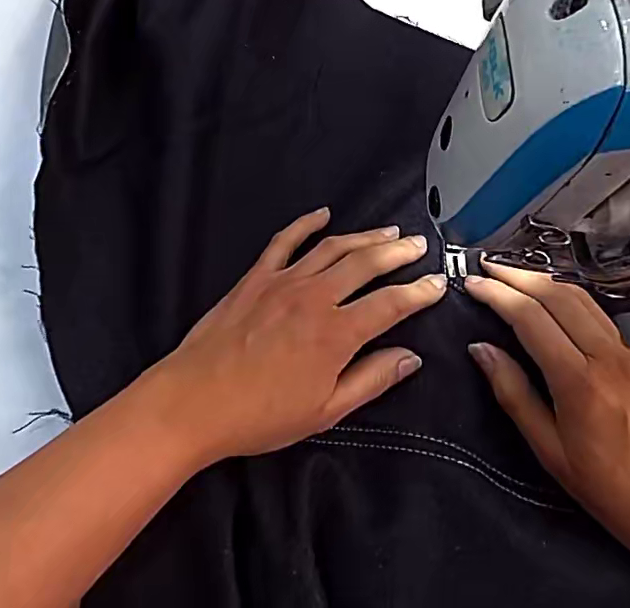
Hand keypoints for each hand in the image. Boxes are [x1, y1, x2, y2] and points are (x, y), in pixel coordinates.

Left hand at [138, 208, 446, 465]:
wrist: (191, 403)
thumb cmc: (259, 415)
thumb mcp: (324, 411)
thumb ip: (371, 379)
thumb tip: (410, 357)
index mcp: (336, 333)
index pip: (391, 303)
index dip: (420, 292)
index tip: (438, 282)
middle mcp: (316, 298)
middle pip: (368, 263)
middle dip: (399, 252)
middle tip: (419, 244)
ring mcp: (285, 281)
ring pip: (335, 247)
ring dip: (366, 236)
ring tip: (388, 231)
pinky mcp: (257, 277)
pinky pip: (285, 241)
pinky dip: (306, 224)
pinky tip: (322, 214)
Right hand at [465, 262, 629, 607]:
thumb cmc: (622, 498)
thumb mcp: (554, 456)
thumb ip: (514, 395)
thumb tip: (482, 351)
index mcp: (580, 382)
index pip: (529, 316)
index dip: (496, 293)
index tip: (473, 283)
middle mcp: (608, 355)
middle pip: (556, 294)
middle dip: (517, 275)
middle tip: (488, 269)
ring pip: (581, 297)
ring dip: (545, 280)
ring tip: (516, 277)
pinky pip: (601, 314)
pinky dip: (570, 298)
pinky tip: (557, 306)